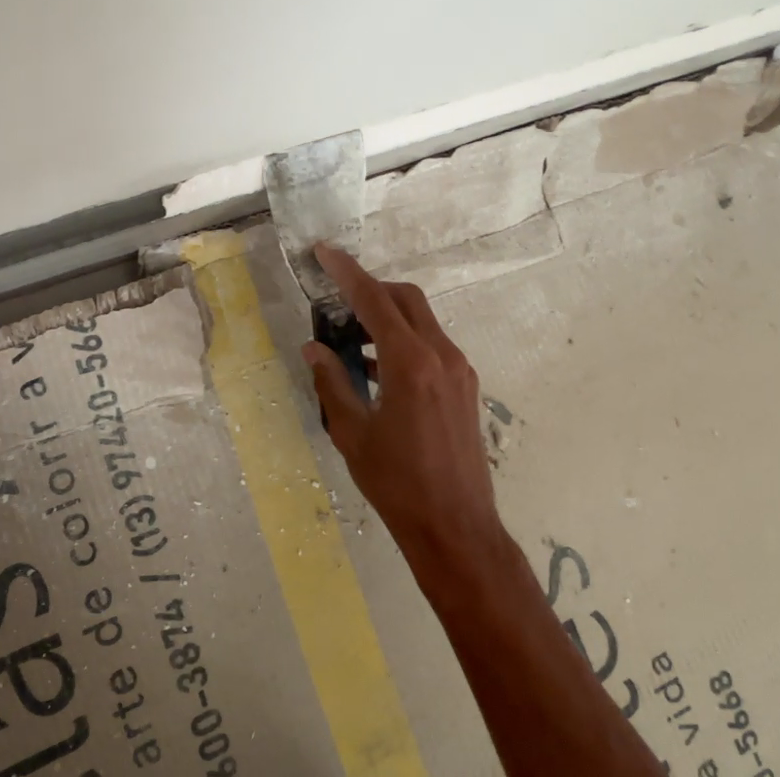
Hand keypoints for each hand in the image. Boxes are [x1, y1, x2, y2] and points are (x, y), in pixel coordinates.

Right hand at [303, 244, 502, 562]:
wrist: (455, 527)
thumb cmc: (397, 483)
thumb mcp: (352, 433)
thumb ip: (332, 383)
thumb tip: (314, 348)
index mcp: (411, 363)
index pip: (375, 300)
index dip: (347, 273)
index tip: (324, 252)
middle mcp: (442, 356)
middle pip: (407, 300)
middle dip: (372, 288)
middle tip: (337, 298)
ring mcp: (459, 372)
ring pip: (422, 321)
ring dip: (388, 317)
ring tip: (351, 337)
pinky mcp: (464, 389)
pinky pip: (431, 346)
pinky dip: (403, 342)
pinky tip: (377, 368)